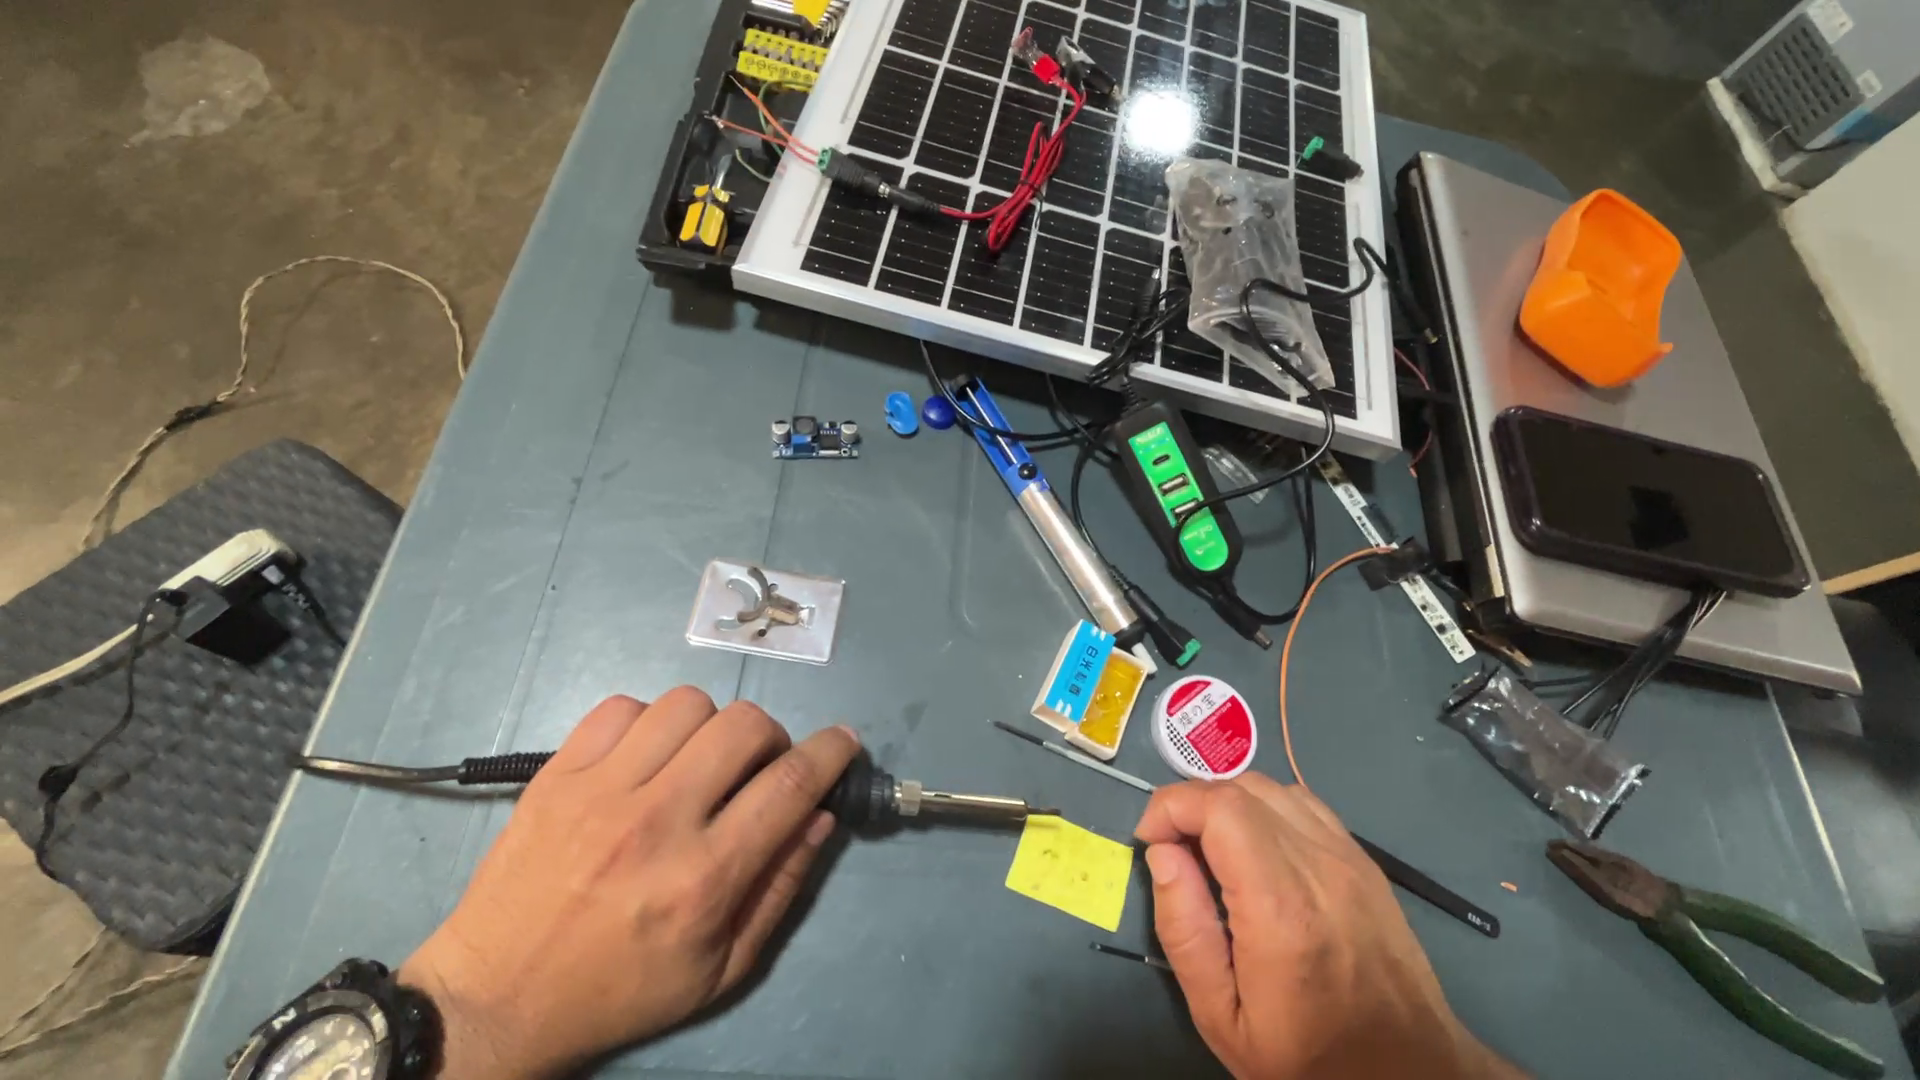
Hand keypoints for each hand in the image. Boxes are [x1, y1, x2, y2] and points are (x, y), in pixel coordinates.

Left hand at [398, 688, 860, 1079]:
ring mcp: (600, 790)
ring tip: (697, 761)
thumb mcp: (722, 969)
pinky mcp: (556, 773)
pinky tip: (644, 757)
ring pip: (686, 704)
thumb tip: (821, 815)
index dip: (831, 751)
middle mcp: (656, 822)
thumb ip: (781, 888)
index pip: (790, 785)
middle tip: (758, 768)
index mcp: (703, 879)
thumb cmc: (619, 992)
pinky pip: (621, 706)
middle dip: (772, 737)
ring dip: (710, 726)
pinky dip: (647, 721)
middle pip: (744, 726)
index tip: (843, 741)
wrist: (496, 1000)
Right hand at [1135, 774, 1520, 1079]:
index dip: (1171, 806)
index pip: (1219, 807)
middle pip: (1240, 789)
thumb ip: (1184, 930)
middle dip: (1190, 802)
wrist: (1408, 1075)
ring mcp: (1348, 857)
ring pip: (1270, 788)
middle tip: (1171, 845)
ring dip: (1226, 802)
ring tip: (1209, 845)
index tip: (1149, 839)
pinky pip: (1302, 804)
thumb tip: (1162, 853)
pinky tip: (1254, 845)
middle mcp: (1319, 866)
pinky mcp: (1363, 860)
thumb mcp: (1221, 1015)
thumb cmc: (1307, 1055)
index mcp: (1281, 908)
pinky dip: (1263, 808)